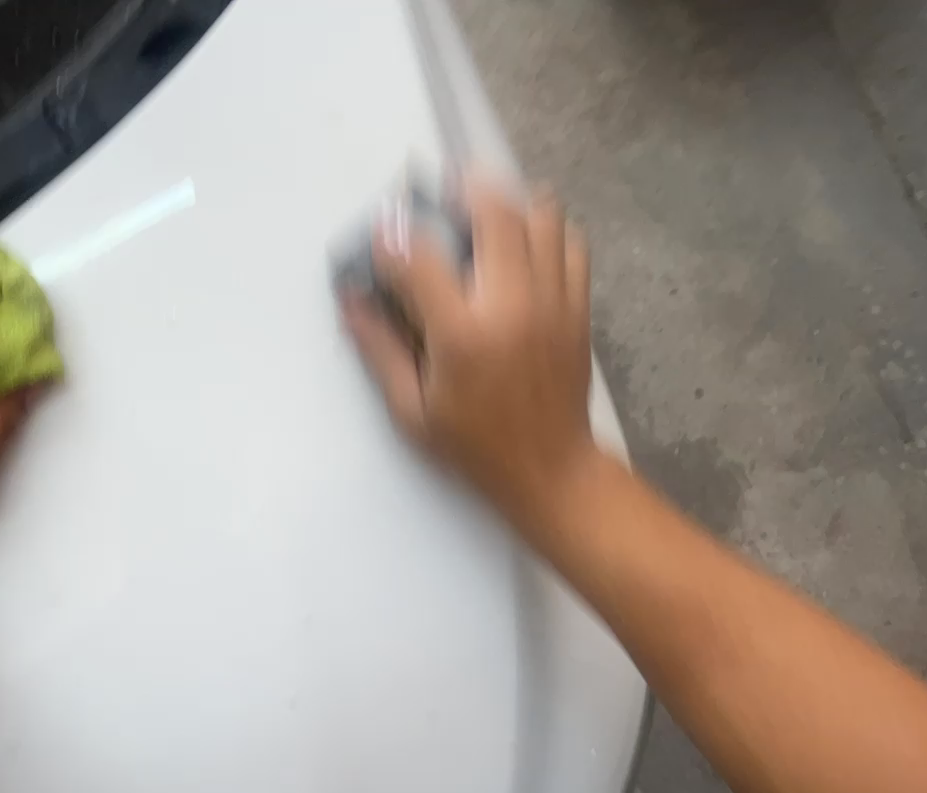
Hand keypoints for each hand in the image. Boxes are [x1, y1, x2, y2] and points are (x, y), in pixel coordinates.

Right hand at [339, 174, 598, 526]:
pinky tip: (524, 242)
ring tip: (482, 211)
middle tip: (441, 189)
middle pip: (493, 212)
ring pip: (540, 215)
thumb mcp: (412, 409)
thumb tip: (349, 301)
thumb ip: (380, 349)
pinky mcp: (578, 307)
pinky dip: (546, 228)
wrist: (550, 468)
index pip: (420, 258)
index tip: (381, 234)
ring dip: (508, 202)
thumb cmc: (473, 446)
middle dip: (462, 190)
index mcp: (463, 335)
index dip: (393, 237)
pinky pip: (570, 242)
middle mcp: (512, 305)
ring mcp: (553, 301)